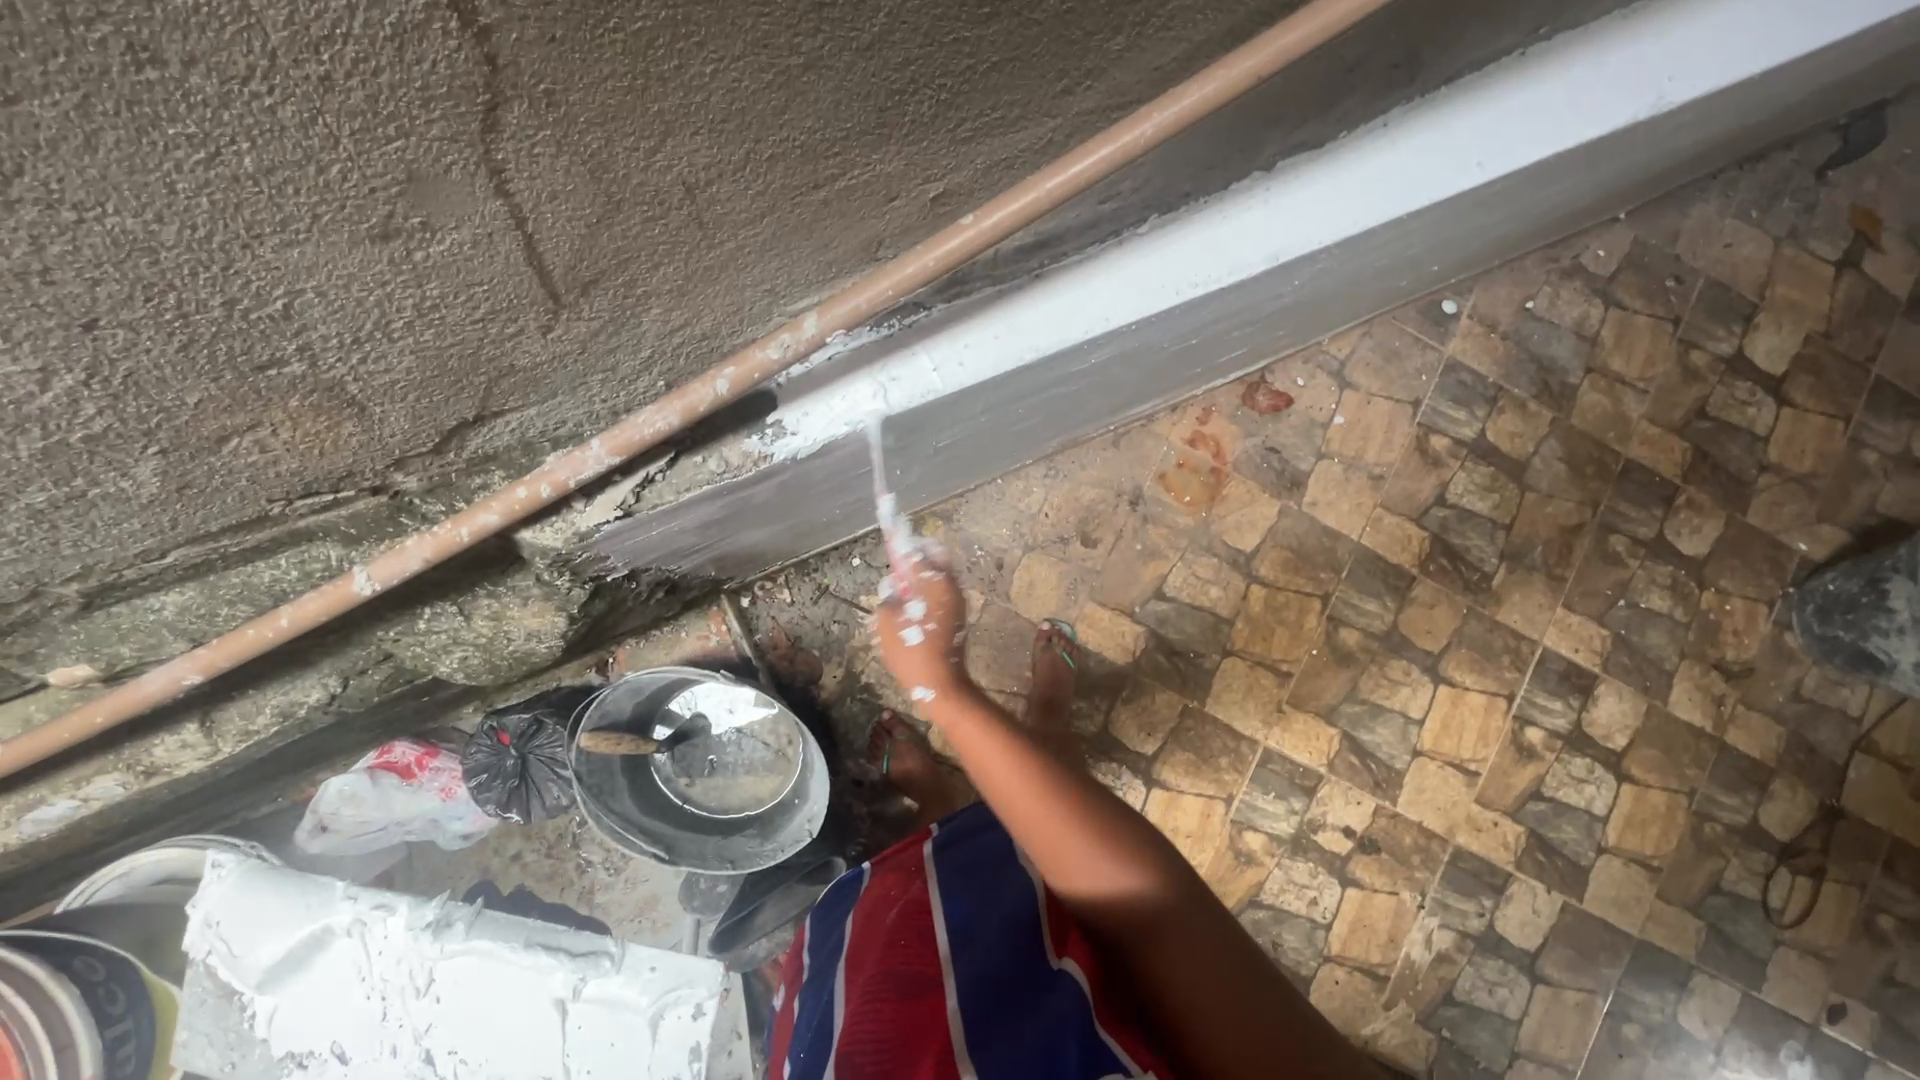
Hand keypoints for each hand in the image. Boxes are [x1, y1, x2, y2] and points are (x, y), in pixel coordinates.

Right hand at [874, 549, 970, 703]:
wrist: (941, 683)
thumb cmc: (911, 652)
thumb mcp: (886, 621)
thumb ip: (889, 595)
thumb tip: (896, 585)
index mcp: (933, 580)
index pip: (913, 550)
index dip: (899, 538)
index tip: (891, 523)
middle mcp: (950, 584)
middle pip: (933, 556)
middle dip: (915, 554)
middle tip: (897, 564)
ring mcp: (957, 599)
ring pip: (939, 573)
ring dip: (922, 573)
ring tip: (901, 588)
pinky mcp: (957, 614)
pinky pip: (941, 590)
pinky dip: (927, 589)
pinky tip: (911, 604)